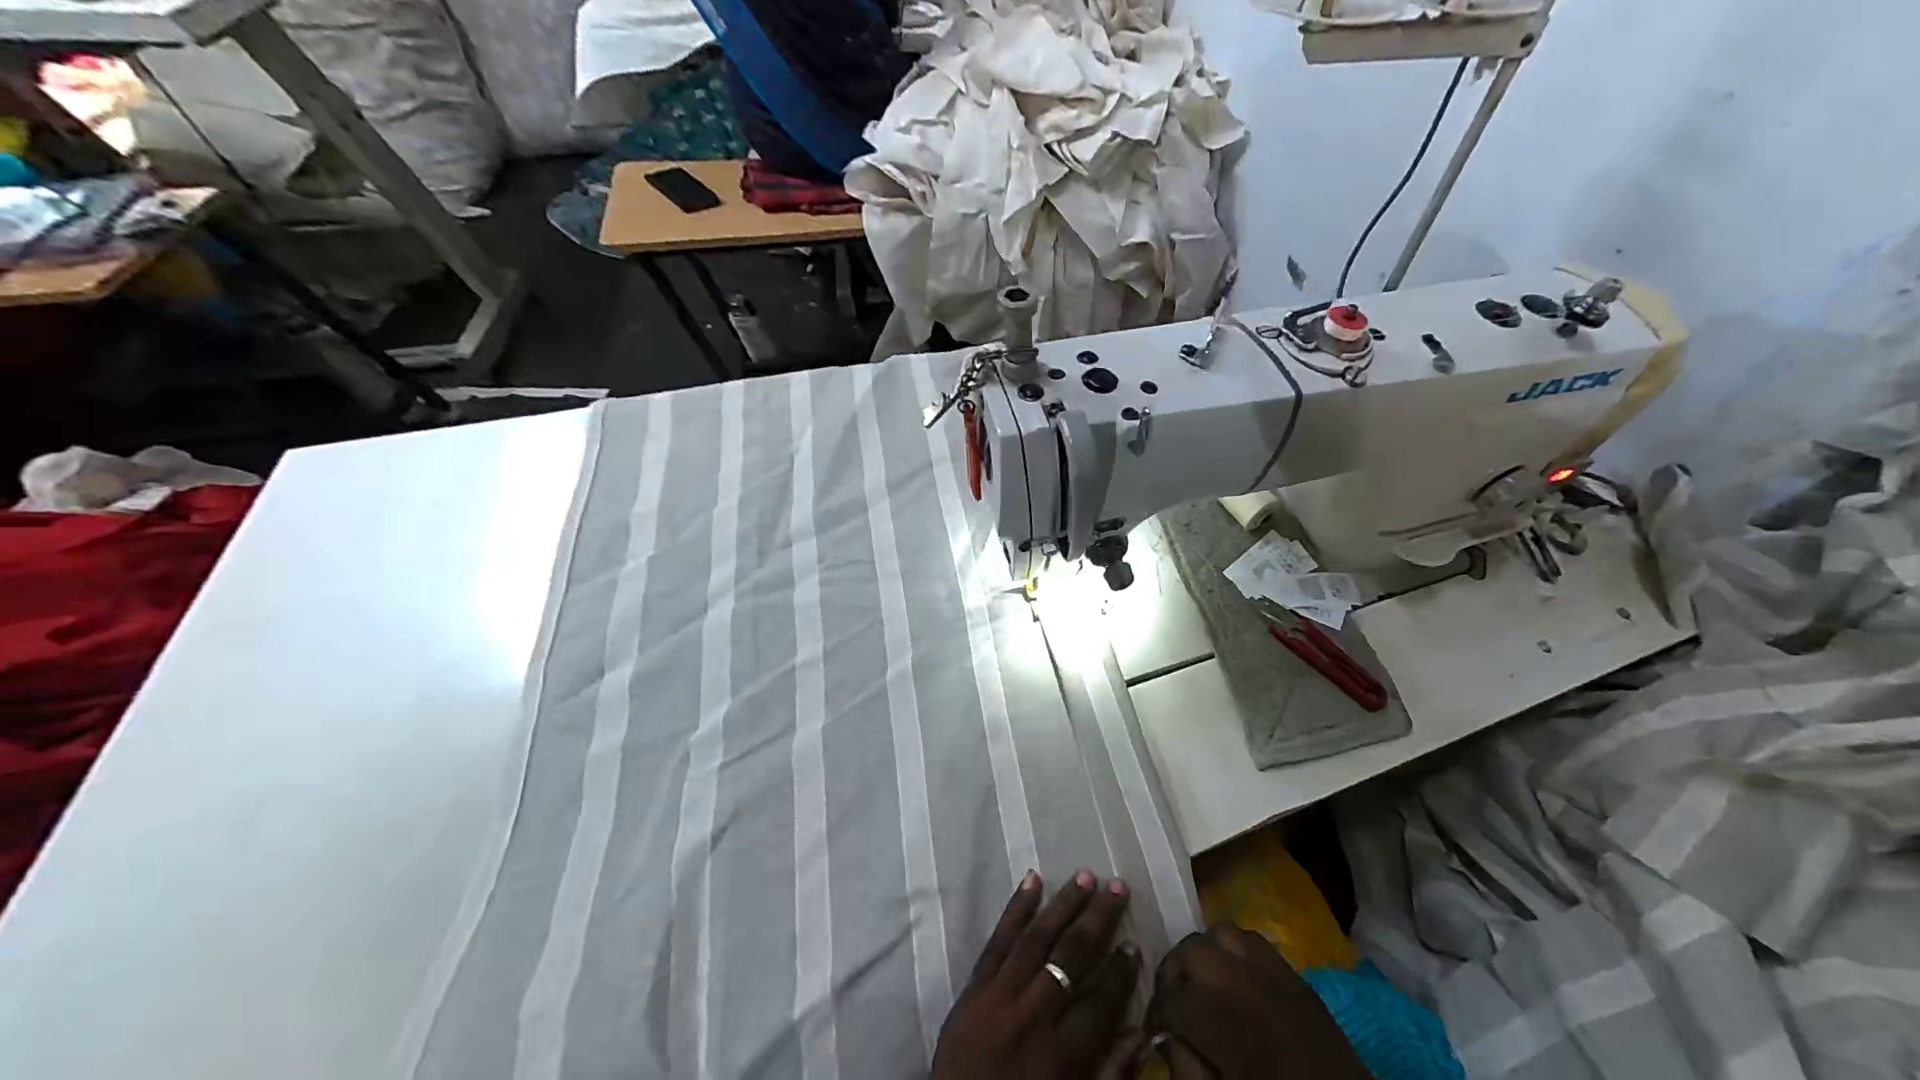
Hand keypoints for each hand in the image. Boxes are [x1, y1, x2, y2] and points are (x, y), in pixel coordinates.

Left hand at [930, 870, 1142, 1079]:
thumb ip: (1108, 1070)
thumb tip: (1141, 1031)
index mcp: (1061, 1055)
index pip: (1100, 1002)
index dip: (1121, 973)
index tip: (1133, 944)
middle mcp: (1032, 1017)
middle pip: (1071, 957)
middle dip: (1098, 919)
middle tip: (1118, 886)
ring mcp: (998, 997)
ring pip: (1036, 938)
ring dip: (1063, 904)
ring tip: (1085, 876)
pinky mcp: (972, 988)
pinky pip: (997, 941)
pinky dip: (1016, 908)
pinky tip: (1032, 880)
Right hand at [1149, 925, 1368, 1079]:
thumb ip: (1186, 1068)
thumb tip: (1168, 1034)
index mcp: (1236, 1031)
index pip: (1175, 999)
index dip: (1156, 1013)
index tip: (1153, 1030)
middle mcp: (1255, 991)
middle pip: (1194, 953)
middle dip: (1174, 975)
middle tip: (1172, 1003)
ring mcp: (1280, 978)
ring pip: (1222, 934)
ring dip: (1203, 955)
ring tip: (1200, 983)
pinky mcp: (1298, 979)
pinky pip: (1254, 942)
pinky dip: (1233, 952)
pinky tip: (1232, 979)